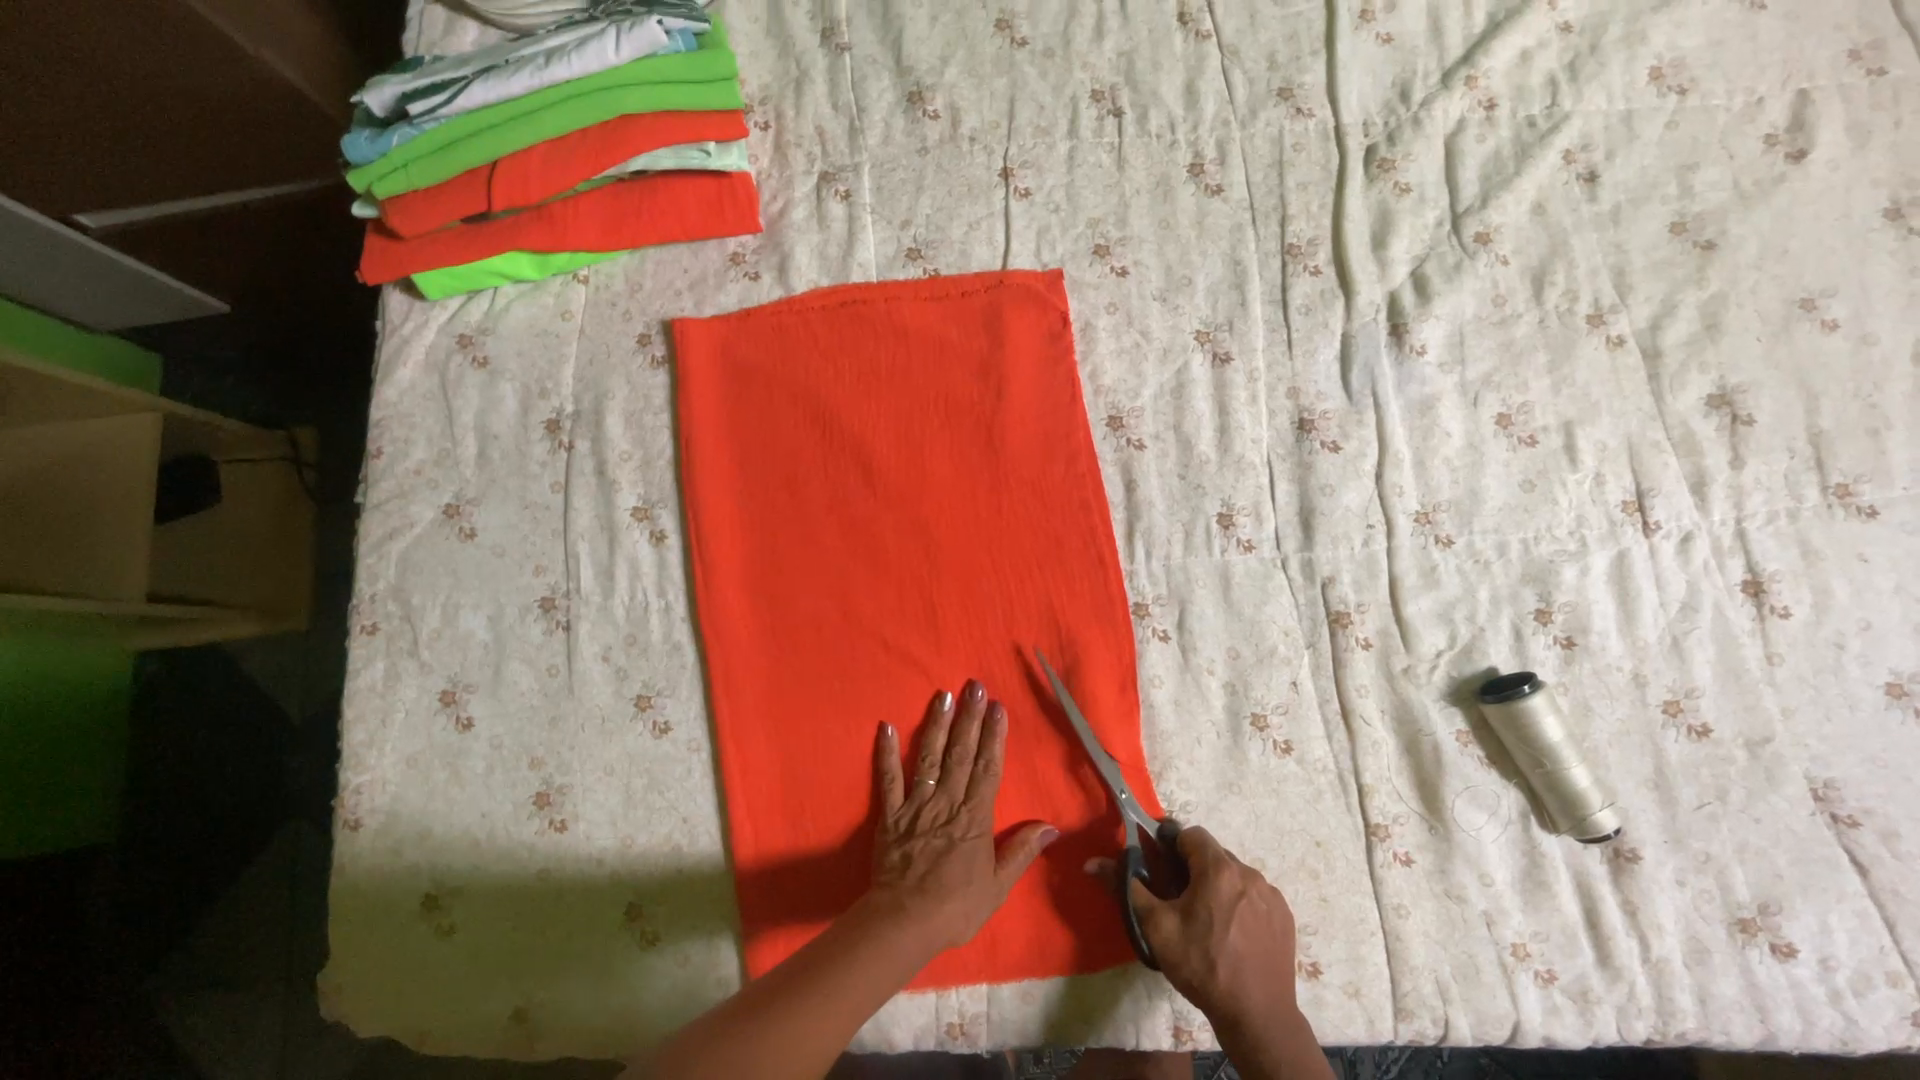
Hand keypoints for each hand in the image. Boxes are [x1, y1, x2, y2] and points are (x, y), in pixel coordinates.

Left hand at [870, 680, 1058, 950]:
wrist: (905, 922)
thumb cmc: (956, 907)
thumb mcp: (998, 885)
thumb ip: (1021, 851)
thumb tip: (1051, 827)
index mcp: (975, 818)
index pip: (988, 768)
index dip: (994, 737)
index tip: (998, 708)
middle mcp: (947, 803)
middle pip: (960, 754)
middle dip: (969, 719)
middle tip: (974, 686)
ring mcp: (915, 806)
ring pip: (927, 758)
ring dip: (935, 725)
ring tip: (942, 695)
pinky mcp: (889, 815)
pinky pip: (887, 779)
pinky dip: (885, 753)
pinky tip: (885, 726)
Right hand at [1125, 827, 1299, 1030]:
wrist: (1256, 1014)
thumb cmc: (1202, 965)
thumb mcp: (1157, 928)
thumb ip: (1127, 888)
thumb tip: (1093, 862)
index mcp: (1218, 869)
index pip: (1192, 834)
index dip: (1173, 847)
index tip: (1163, 871)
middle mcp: (1249, 873)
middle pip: (1214, 856)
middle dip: (1195, 870)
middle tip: (1180, 902)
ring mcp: (1271, 896)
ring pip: (1236, 877)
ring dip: (1219, 888)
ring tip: (1207, 923)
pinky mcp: (1285, 917)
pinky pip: (1255, 897)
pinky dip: (1241, 905)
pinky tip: (1233, 936)